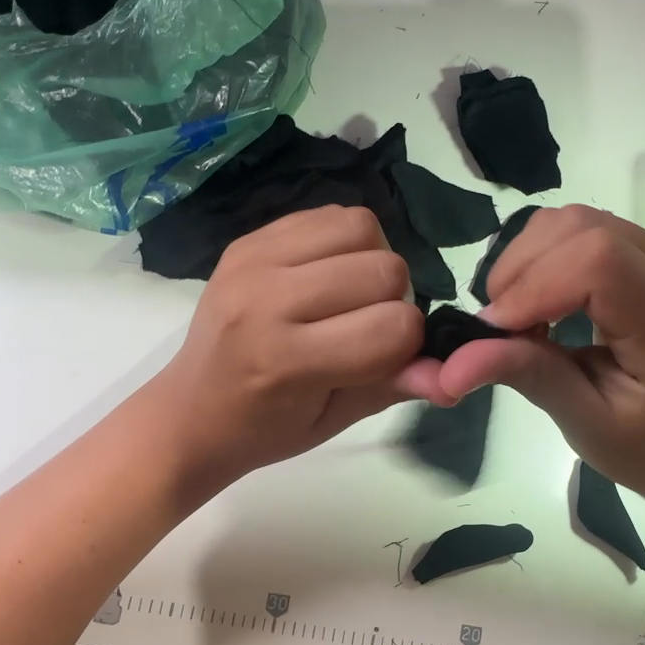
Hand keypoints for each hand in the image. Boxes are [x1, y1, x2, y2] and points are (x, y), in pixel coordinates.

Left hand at [136, 205, 425, 495]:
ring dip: (371, 261)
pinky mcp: (247, 240)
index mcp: (288, 361)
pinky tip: (324, 275)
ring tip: (347, 295)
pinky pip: (326, 215)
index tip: (381, 361)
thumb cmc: (266, 429)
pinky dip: (342, 242)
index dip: (405, 345)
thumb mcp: (334, 420)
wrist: (191, 412)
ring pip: (359, 227)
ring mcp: (253, 262)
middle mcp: (267, 301)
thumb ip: (394, 386)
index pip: (393, 328)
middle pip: (384, 269)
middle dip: (392, 300)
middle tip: (364, 327)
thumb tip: (454, 372)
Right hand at [437, 206, 644, 506]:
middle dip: (524, 269)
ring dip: (532, 259)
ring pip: (586, 221)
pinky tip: (541, 301)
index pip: (602, 264)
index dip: (535, 284)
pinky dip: (549, 257)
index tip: (494, 329)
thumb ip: (528, 376)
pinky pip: (593, 232)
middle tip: (499, 326)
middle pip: (588, 229)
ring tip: (518, 315)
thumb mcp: (584, 425)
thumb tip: (451, 364)